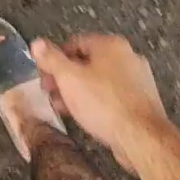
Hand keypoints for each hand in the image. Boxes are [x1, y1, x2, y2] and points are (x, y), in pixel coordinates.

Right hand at [31, 34, 171, 165]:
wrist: (141, 137)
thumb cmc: (104, 104)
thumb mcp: (68, 79)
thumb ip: (51, 59)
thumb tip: (37, 43)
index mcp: (111, 45)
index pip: (75, 42)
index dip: (55, 58)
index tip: (44, 75)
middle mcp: (128, 56)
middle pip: (88, 61)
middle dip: (66, 76)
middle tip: (51, 92)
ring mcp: (138, 79)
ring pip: (100, 80)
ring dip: (79, 91)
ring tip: (64, 107)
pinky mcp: (142, 100)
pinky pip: (113, 95)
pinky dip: (97, 101)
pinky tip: (86, 116)